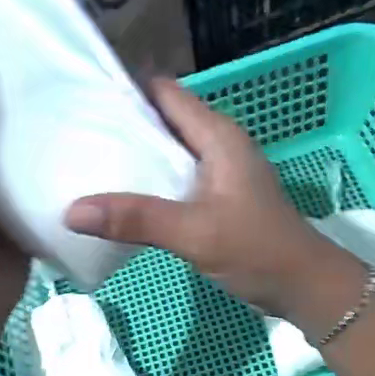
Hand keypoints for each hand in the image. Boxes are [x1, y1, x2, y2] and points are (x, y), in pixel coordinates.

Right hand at [63, 79, 355, 320]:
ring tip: (86, 163)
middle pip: (164, 121)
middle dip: (123, 125)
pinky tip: (121, 201)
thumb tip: (71, 211)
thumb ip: (137, 219)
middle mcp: (218, 146)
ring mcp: (220, 174)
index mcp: (218, 136)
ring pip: (169, 154)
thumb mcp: (194, 232)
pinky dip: (150, 186)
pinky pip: (176, 183)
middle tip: (73, 132)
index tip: (80, 94)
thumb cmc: (257, 250)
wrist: (303, 286)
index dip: (126, 88)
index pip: (165, 93)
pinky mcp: (218, 200)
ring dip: (135, 158)